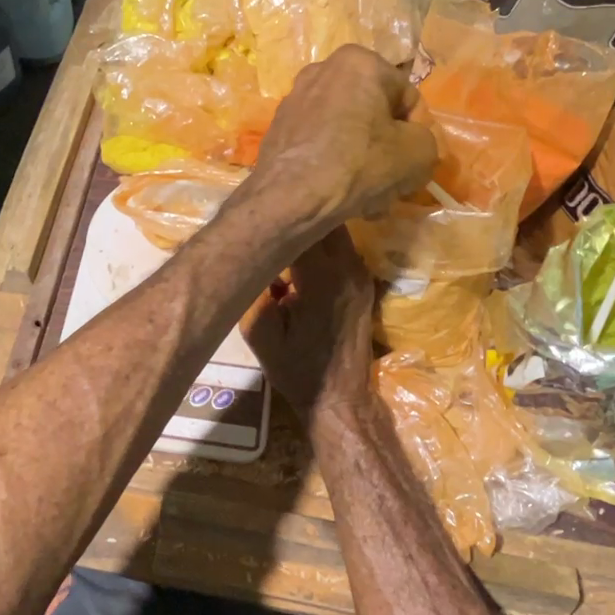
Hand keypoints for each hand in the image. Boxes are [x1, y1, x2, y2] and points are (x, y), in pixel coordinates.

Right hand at [241, 228, 374, 416]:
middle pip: (323, 218)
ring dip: (307, 228)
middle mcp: (348, 267)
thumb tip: (255, 256)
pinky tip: (296, 254)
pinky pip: (340, 248)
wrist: (338, 399)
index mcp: (321, 277)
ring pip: (334, 230)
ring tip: (277, 234)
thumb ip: (255, 286)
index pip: (298, 225)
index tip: (251, 214)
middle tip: (264, 218)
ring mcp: (360, 274)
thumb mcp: (258, 331)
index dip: (274, 215)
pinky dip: (318, 244)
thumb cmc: (295, 369)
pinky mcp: (363, 283)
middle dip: (293, 215)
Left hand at [249, 46, 436, 232]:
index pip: (406, 97)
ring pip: (346, 132)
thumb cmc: (361, 164)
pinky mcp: (278, 129)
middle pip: (373, 115)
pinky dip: (334, 165)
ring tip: (369, 197)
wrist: (290, 198)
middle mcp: (322, 70)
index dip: (419, 133)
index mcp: (359, 61)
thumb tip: (414, 145)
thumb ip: (426, 141)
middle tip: (394, 181)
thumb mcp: (419, 153)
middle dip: (386, 149)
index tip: (416, 162)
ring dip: (362, 162)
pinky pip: (320, 145)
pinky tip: (340, 194)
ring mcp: (295, 100)